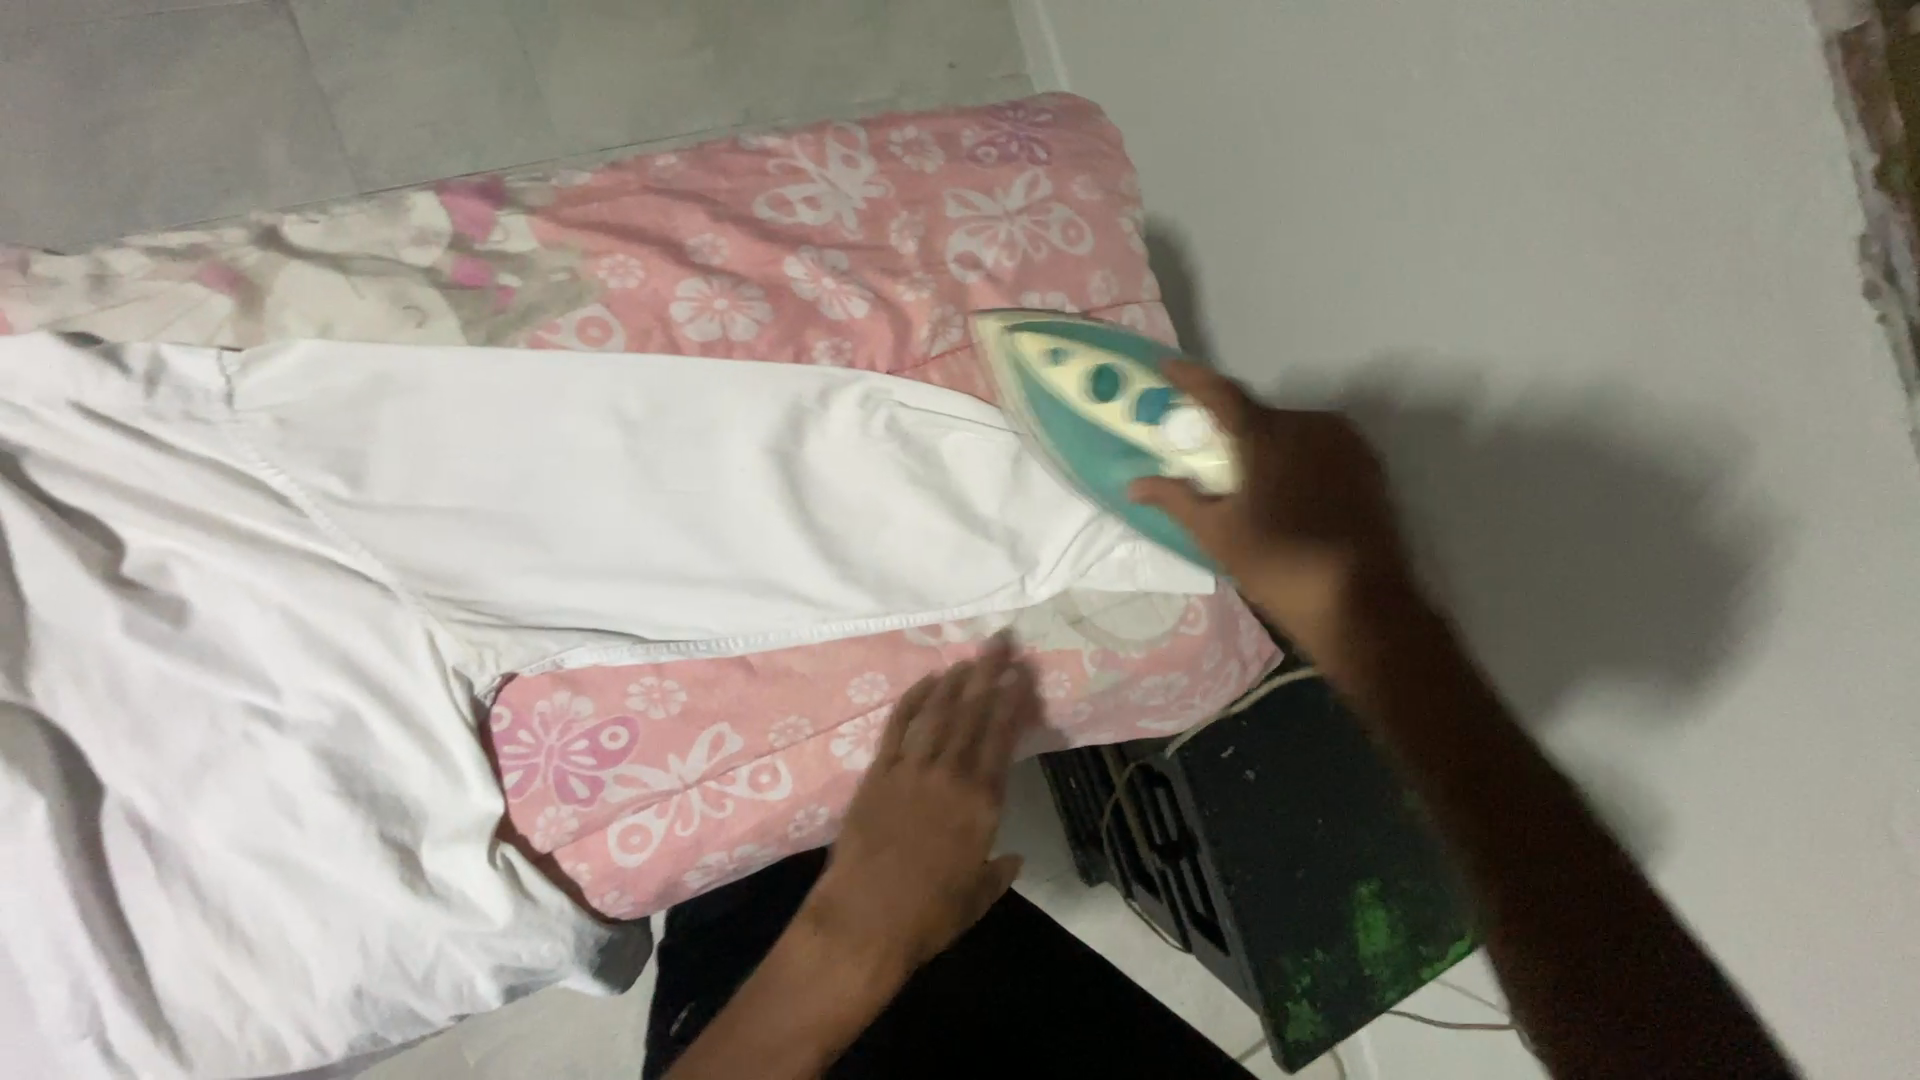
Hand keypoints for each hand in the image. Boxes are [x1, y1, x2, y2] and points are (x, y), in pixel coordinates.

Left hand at [801, 633, 1039, 974]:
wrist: (864, 921)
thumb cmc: (928, 916)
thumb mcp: (975, 898)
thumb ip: (998, 873)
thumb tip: (1015, 859)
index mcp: (982, 804)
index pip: (1003, 738)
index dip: (1014, 702)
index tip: (1024, 674)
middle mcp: (951, 776)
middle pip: (974, 714)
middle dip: (990, 674)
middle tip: (1002, 642)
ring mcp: (912, 770)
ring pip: (939, 713)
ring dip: (957, 680)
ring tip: (972, 655)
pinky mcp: (878, 773)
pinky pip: (899, 726)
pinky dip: (914, 700)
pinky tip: (928, 681)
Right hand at [1129, 359, 1409, 646]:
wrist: (1360, 602)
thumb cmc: (1277, 564)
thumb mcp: (1216, 534)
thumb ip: (1176, 499)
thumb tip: (1135, 484)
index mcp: (1265, 435)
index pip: (1220, 393)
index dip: (1190, 377)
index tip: (1165, 366)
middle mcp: (1308, 424)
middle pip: (1257, 414)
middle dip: (1229, 426)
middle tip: (1207, 449)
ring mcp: (1344, 442)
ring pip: (1291, 429)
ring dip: (1265, 442)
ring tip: (1248, 477)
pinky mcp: (1368, 464)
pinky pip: (1320, 445)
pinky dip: (1295, 456)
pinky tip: (1286, 488)